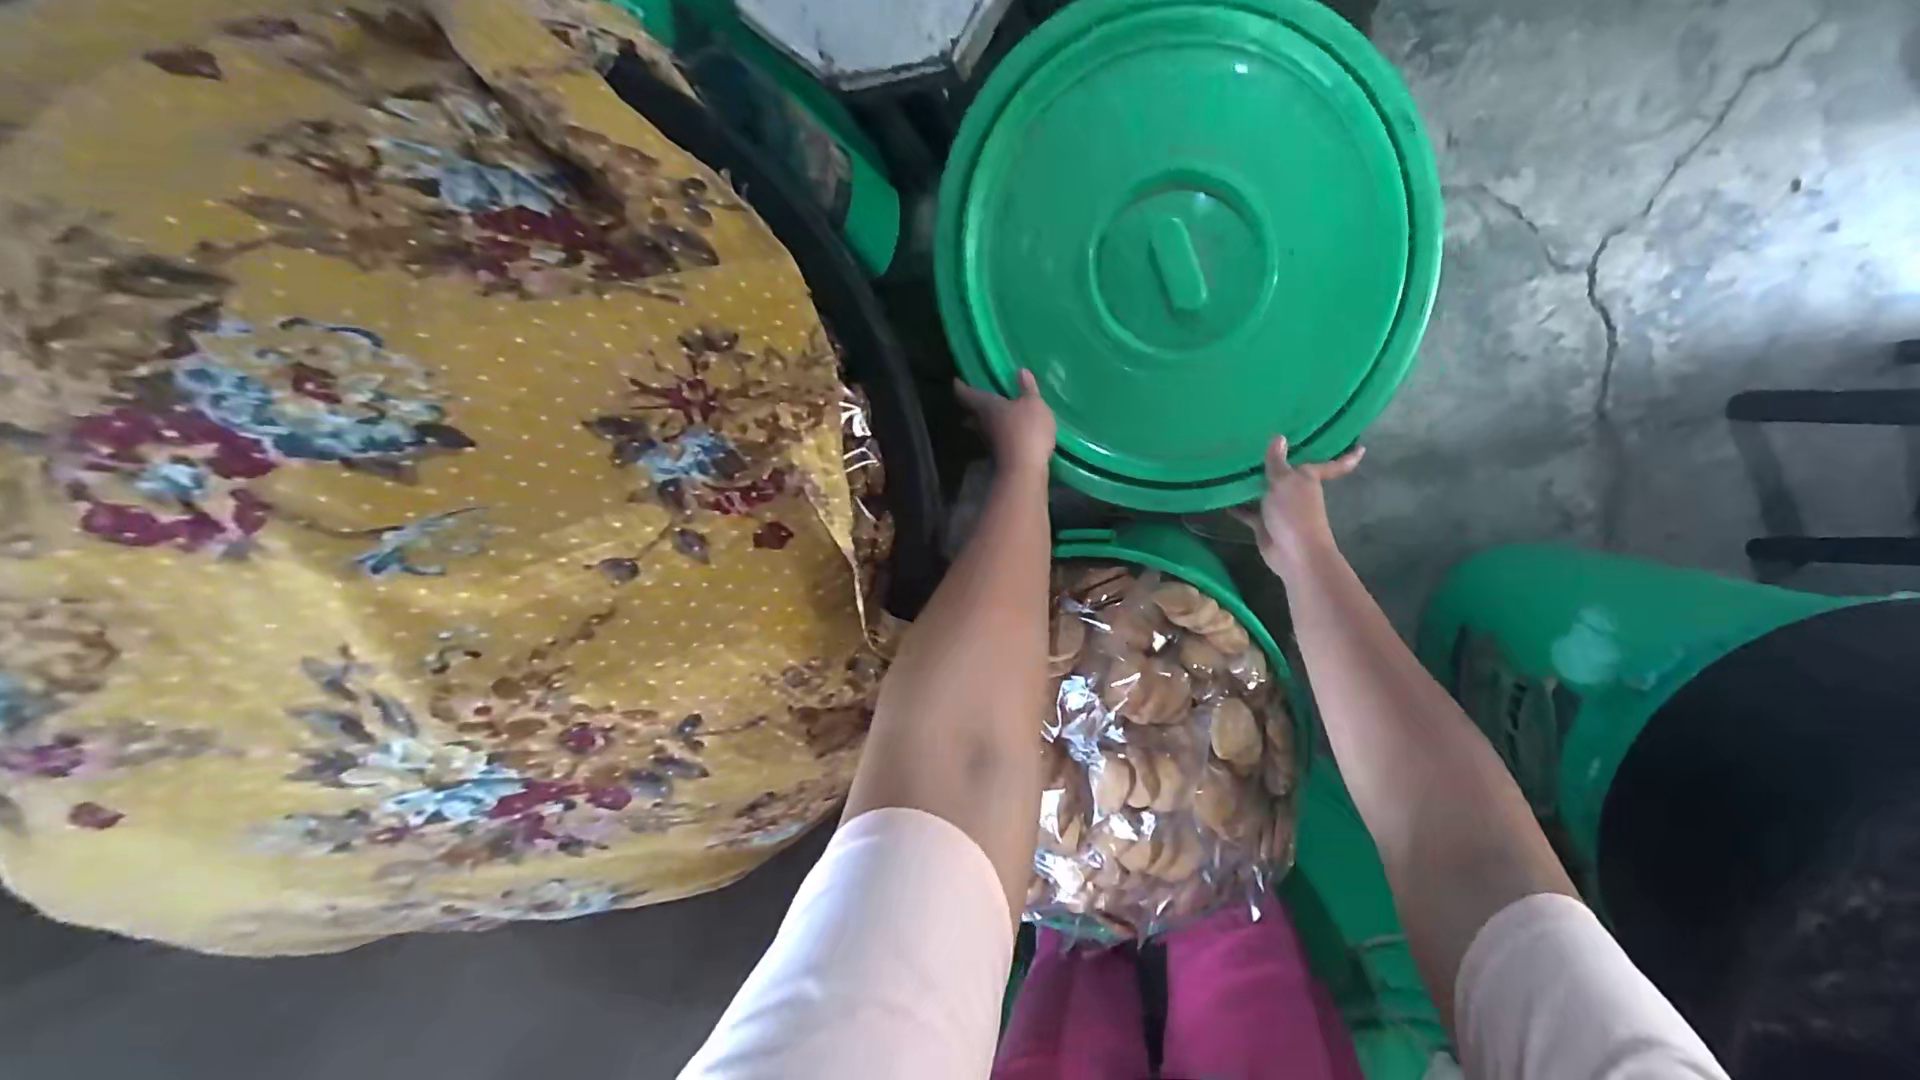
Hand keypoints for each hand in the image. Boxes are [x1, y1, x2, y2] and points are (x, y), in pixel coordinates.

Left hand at [956, 370, 1055, 477]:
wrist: (1024, 469)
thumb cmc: (1026, 429)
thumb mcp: (1033, 404)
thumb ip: (1027, 388)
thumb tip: (1021, 371)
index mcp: (986, 406)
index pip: (966, 394)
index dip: (960, 386)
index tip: (956, 381)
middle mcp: (982, 423)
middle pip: (971, 414)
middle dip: (972, 408)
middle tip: (975, 401)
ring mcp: (989, 442)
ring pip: (981, 429)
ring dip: (984, 423)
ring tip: (991, 417)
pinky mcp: (998, 456)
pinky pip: (996, 440)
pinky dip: (999, 434)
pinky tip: (1008, 433)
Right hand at [1235, 435, 1364, 576]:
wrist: (1294, 552)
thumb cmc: (1294, 512)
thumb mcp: (1283, 482)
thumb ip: (1277, 462)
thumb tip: (1278, 438)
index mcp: (1307, 479)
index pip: (1330, 465)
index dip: (1345, 458)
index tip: (1361, 448)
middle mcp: (1296, 492)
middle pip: (1290, 476)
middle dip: (1282, 466)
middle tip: (1269, 447)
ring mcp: (1280, 509)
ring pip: (1266, 493)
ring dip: (1254, 484)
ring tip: (1236, 468)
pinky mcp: (1264, 524)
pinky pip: (1248, 512)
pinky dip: (1238, 507)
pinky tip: (1222, 499)